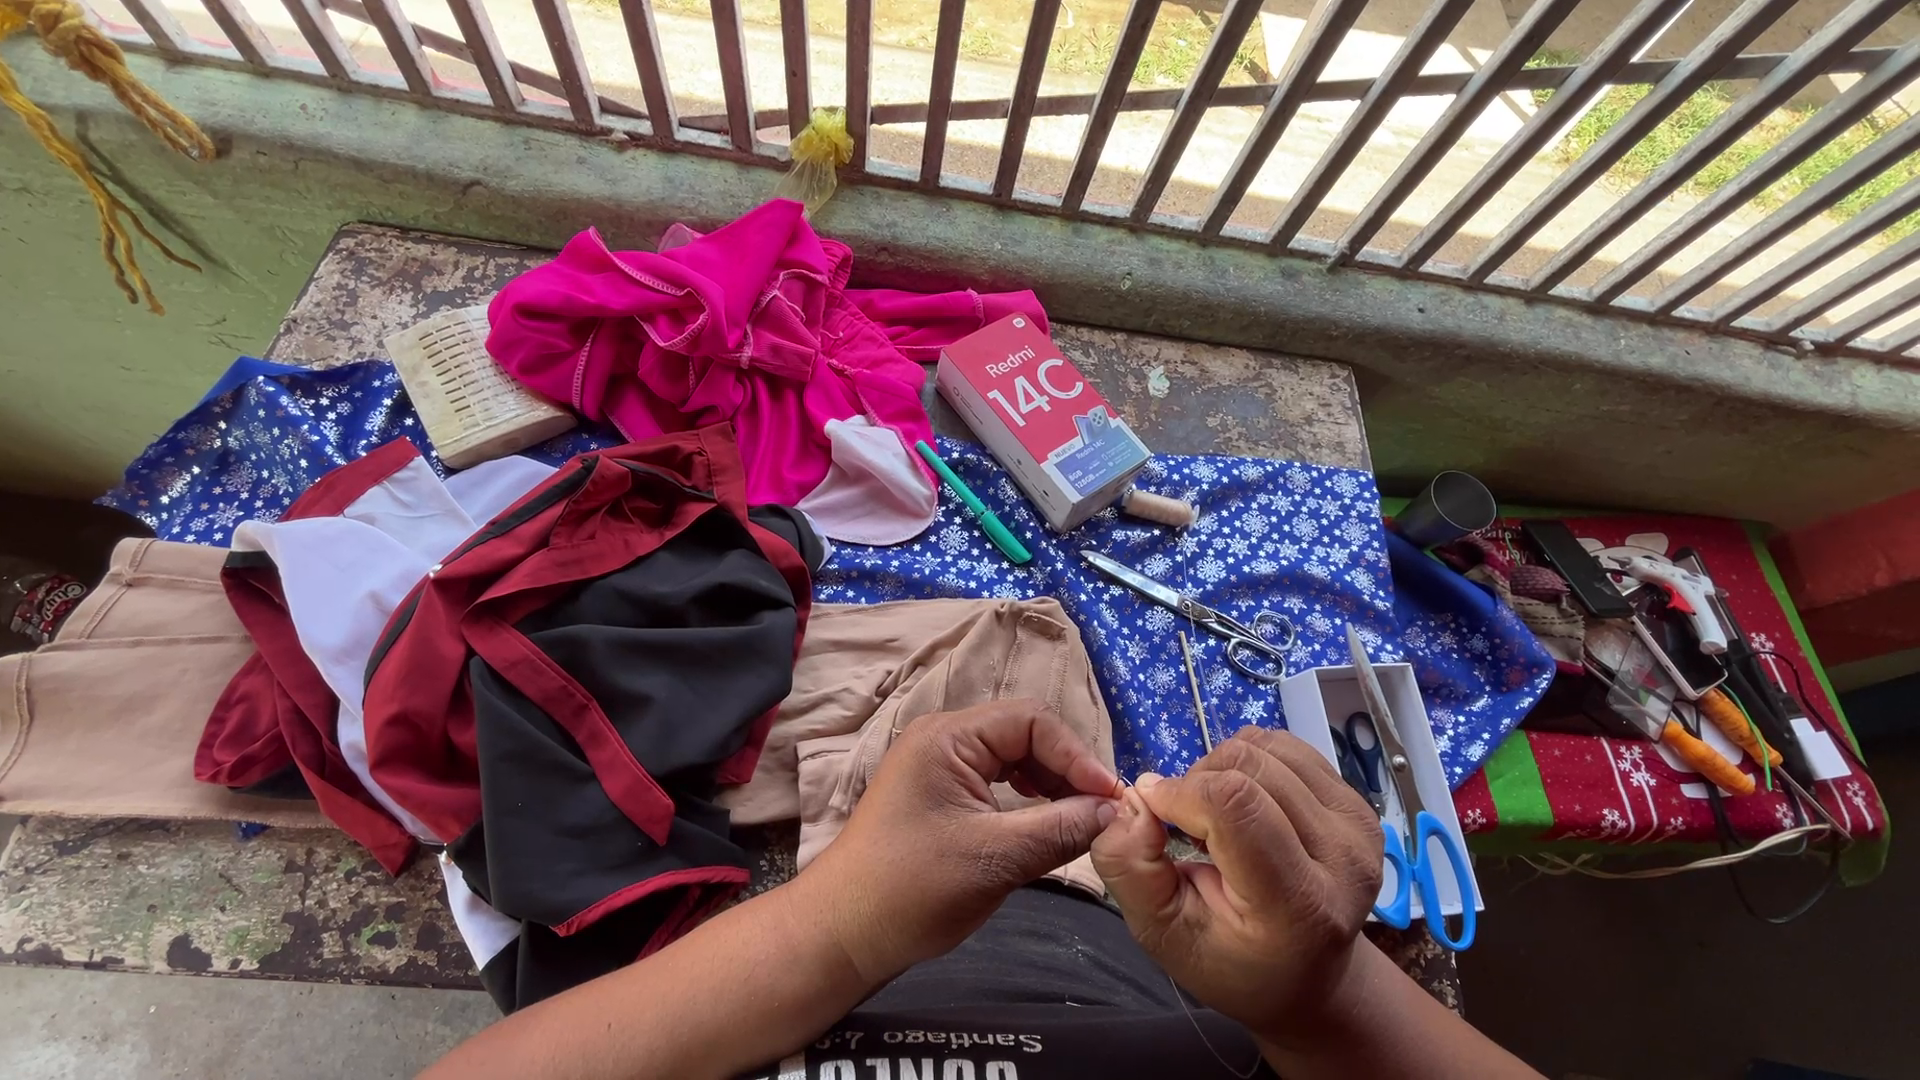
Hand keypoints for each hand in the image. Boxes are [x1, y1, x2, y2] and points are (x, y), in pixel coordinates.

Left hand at [797, 700, 1123, 983]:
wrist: (842, 933)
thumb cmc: (912, 890)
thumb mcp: (995, 859)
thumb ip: (1060, 829)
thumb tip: (1115, 811)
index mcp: (948, 736)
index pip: (1030, 721)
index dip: (1076, 756)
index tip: (1110, 798)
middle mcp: (942, 737)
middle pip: (1022, 734)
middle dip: (1065, 769)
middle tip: (1101, 811)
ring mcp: (938, 763)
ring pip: (1011, 757)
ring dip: (1049, 783)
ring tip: (1080, 817)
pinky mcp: (939, 791)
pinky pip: (995, 779)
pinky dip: (1026, 797)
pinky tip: (1045, 820)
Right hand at [1090, 726, 1383, 1048]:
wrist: (1307, 977)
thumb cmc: (1229, 961)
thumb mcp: (1161, 932)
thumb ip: (1129, 867)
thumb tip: (1134, 797)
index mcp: (1297, 905)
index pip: (1232, 804)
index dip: (1178, 793)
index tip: (1155, 815)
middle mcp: (1342, 859)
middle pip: (1246, 766)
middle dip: (1195, 781)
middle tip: (1187, 824)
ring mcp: (1358, 826)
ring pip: (1263, 747)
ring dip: (1220, 768)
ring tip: (1216, 815)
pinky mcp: (1359, 804)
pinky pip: (1285, 746)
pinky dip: (1247, 760)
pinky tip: (1244, 800)